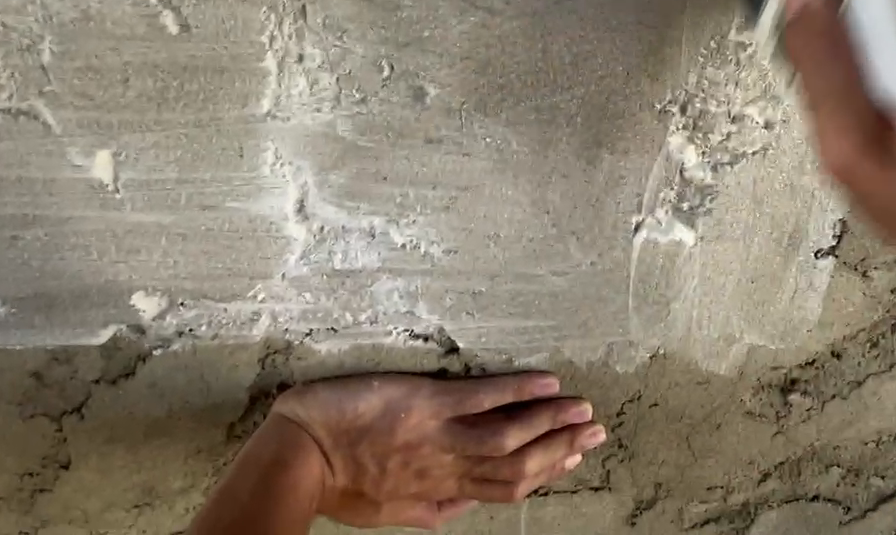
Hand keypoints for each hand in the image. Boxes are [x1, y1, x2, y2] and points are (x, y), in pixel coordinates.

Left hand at [268, 372, 605, 528]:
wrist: (299, 455)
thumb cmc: (336, 483)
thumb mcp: (386, 513)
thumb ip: (428, 508)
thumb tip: (459, 507)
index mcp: (440, 494)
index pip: (505, 488)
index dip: (545, 476)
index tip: (572, 460)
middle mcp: (449, 469)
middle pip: (518, 465)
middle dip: (561, 450)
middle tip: (596, 432)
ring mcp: (441, 436)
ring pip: (510, 436)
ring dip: (552, 423)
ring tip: (584, 409)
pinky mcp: (429, 403)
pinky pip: (483, 399)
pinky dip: (518, 391)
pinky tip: (546, 382)